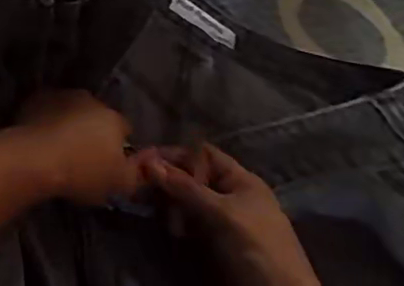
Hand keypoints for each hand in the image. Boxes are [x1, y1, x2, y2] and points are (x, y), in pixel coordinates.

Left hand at [8, 89, 135, 204]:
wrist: (36, 157)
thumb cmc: (83, 172)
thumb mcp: (120, 183)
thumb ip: (138, 170)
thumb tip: (148, 159)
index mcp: (111, 117)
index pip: (125, 128)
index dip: (121, 145)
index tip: (112, 161)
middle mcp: (87, 98)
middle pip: (97, 115)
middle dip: (95, 129)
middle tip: (86, 153)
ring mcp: (60, 94)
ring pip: (72, 109)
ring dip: (72, 121)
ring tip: (63, 145)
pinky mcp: (36, 97)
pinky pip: (49, 108)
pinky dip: (50, 118)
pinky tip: (44, 136)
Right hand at [134, 146, 319, 285]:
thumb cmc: (259, 250)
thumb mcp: (222, 215)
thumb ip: (185, 187)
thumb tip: (148, 161)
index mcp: (242, 181)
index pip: (201, 153)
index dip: (175, 154)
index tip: (145, 160)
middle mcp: (233, 195)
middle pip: (192, 176)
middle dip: (169, 181)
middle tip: (144, 189)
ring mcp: (226, 221)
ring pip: (189, 201)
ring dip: (172, 205)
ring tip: (162, 217)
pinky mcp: (220, 243)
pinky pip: (192, 224)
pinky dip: (179, 224)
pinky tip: (172, 230)